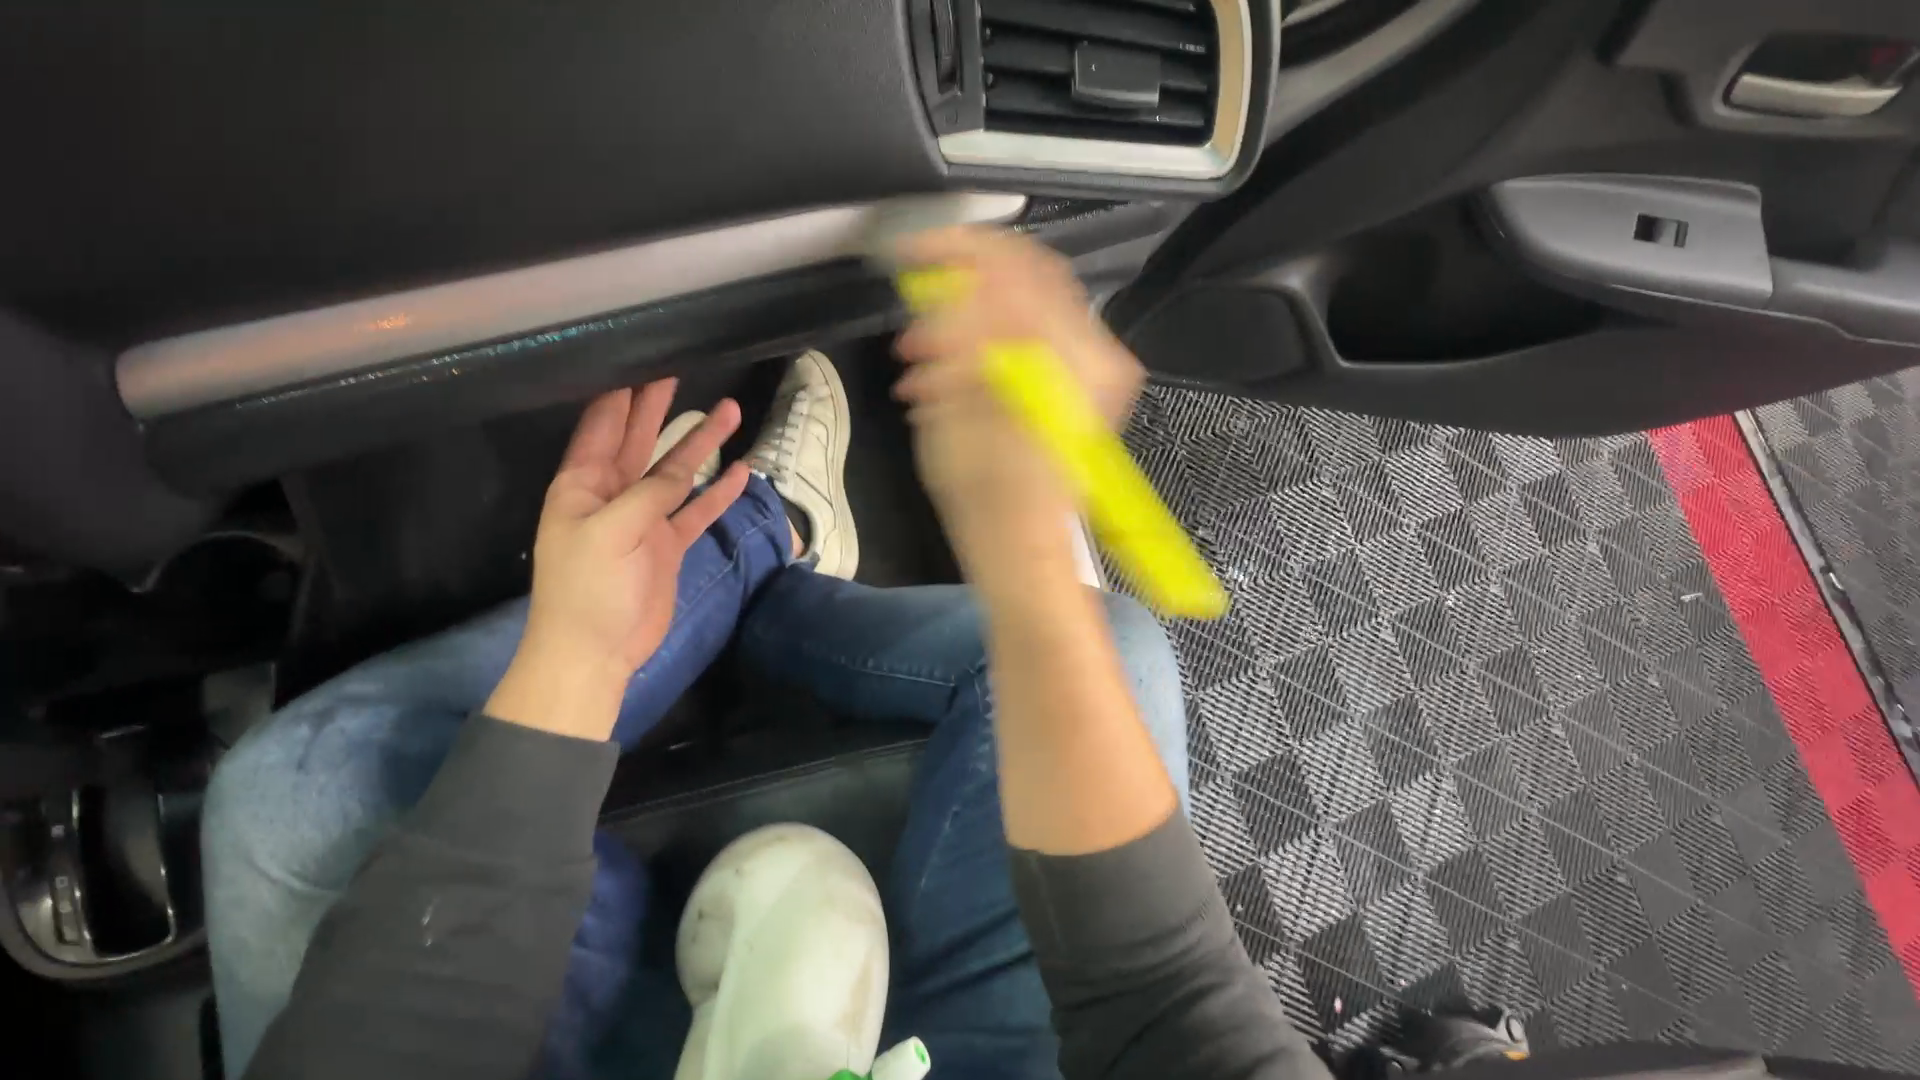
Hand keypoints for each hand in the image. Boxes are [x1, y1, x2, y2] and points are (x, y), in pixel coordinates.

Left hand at [485, 379, 750, 740]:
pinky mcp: (668, 545)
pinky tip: (738, 472)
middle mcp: (612, 495)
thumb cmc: (586, 589)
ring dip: (700, 444)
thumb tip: (686, 470)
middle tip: (678, 371)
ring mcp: (644, 520)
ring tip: (729, 411)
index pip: (602, 429)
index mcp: (582, 486)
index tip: (641, 363)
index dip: (621, 397)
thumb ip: (647, 495)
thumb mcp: (610, 533)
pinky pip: (696, 511)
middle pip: (640, 441)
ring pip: (676, 472)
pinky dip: (717, 493)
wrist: (596, 652)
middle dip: (658, 408)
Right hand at [892, 227, 1145, 580]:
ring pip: (1018, 312)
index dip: (959, 250)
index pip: (1017, 268)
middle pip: (1023, 282)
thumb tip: (953, 282)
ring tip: (918, 362)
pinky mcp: (1070, 389)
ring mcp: (1086, 373)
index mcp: (1071, 356)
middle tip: (914, 305)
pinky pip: (1025, 342)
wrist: (1020, 547)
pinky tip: (941, 379)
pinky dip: (979, 348)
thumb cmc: (989, 496)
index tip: (913, 250)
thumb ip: (960, 334)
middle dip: (959, 288)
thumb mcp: (959, 406)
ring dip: (962, 325)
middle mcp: (1092, 356)